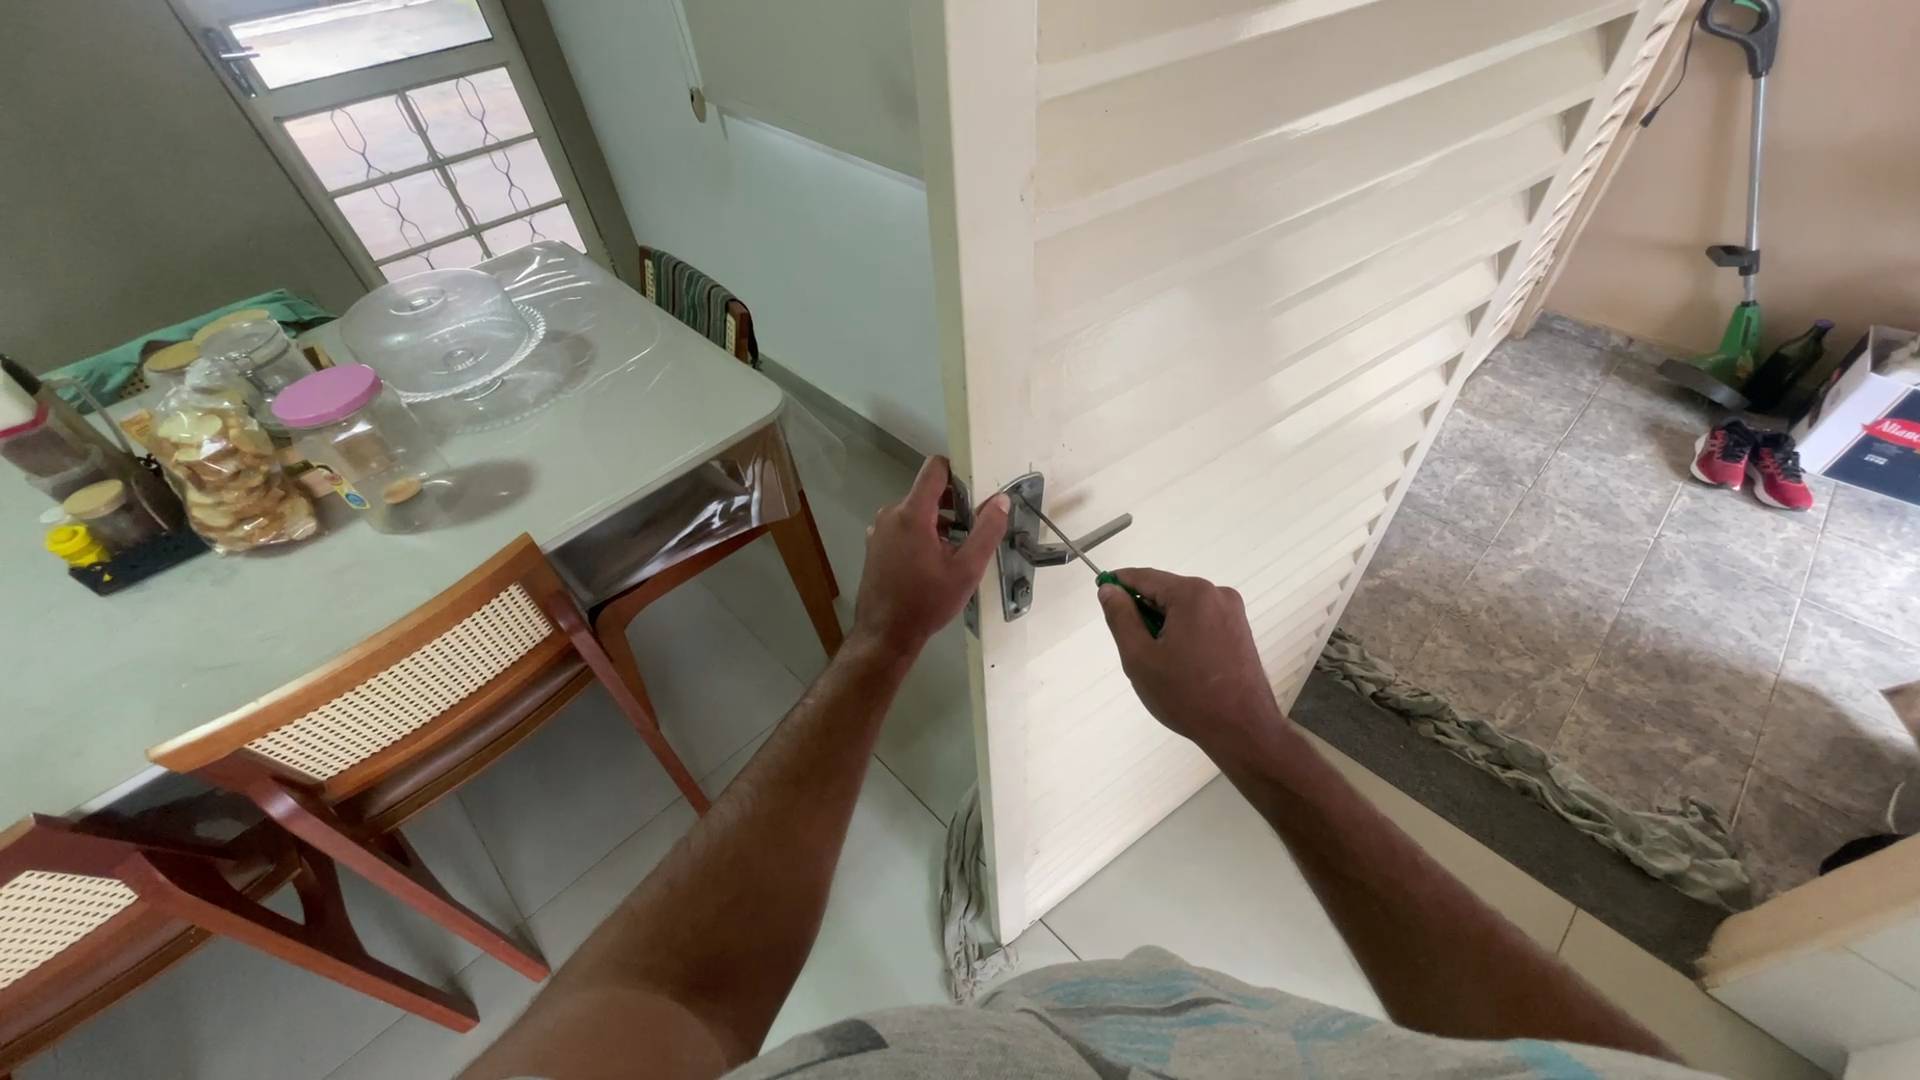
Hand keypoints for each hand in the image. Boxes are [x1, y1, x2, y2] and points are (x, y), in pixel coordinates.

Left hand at [852, 456, 1008, 651]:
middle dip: (954, 504)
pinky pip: (904, 527)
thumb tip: (1001, 500)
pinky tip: (936, 561)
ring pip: (916, 511)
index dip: (958, 472)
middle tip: (975, 526)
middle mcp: (891, 514)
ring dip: (940, 522)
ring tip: (959, 549)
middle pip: (928, 492)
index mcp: (912, 513)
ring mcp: (879, 530)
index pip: (935, 468)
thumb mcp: (967, 569)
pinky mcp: (876, 546)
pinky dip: (922, 534)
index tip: (977, 491)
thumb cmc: (927, 602)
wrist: (886, 634)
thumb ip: (987, 531)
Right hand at [1099, 568, 1287, 752]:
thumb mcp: (1140, 657)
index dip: (1118, 585)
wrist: (1242, 731)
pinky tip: (1180, 664)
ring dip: (1163, 626)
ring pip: (1182, 608)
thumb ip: (1121, 617)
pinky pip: (1200, 620)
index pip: (1144, 577)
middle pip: (1165, 591)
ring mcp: (1232, 612)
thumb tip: (1109, 589)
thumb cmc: (1186, 695)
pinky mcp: (1239, 630)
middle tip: (1135, 649)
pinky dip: (1182, 633)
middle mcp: (1217, 593)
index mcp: (1192, 594)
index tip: (1102, 598)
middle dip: (1143, 613)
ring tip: (1160, 664)